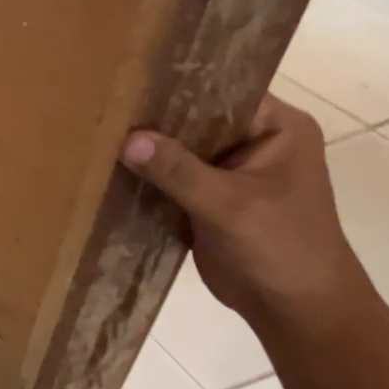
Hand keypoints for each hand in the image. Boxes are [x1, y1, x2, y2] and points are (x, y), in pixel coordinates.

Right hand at [120, 95, 379, 330]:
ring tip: (93, 134)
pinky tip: (105, 168)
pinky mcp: (206, 196)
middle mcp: (252, 140)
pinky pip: (168, 175)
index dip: (177, 84)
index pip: (221, 89)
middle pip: (192, 118)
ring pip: (176, 147)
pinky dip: (143, 176)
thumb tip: (127, 139)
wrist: (294, 309)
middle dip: (151, 119)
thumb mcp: (229, 205)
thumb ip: (178, 170)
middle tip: (100, 107)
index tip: (128, 79)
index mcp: (277, 127)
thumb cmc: (281, 248)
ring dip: (143, 149)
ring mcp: (227, 170)